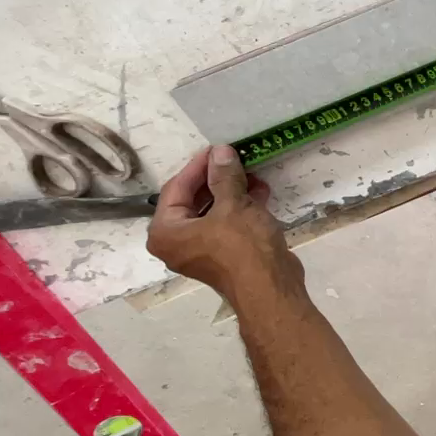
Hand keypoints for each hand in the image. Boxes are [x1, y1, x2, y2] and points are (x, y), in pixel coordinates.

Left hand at [146, 145, 299, 295]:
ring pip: (212, 212)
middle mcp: (176, 242)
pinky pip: (226, 224)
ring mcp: (200, 250)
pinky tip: (259, 194)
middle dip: (217, 179)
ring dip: (232, 192)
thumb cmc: (243, 246)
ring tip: (252, 175)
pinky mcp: (224, 255)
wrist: (269, 286)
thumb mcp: (234, 206)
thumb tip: (220, 151)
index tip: (218, 149)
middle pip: (192, 201)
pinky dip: (240, 209)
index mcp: (165, 231)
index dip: (199, 166)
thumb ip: (225, 177)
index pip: (176, 189)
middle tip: (236, 160)